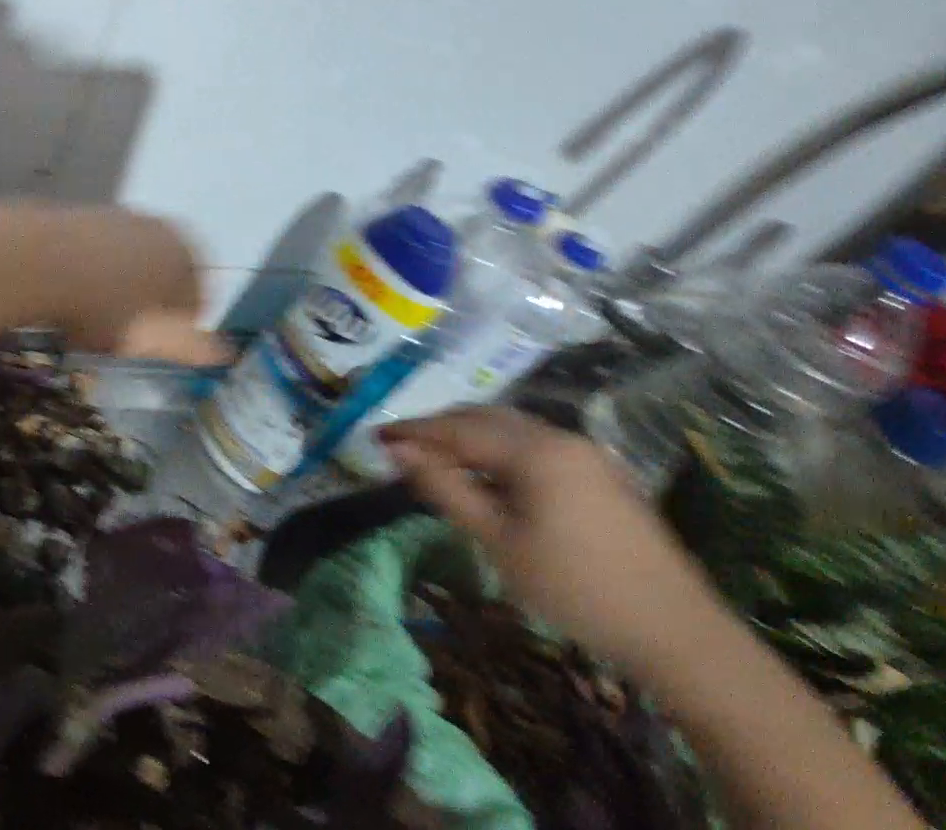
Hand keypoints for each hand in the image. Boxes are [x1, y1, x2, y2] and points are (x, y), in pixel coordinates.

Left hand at [29, 205, 226, 366]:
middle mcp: (155, 227)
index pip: (197, 294)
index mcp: (183, 254)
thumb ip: (188, 346)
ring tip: (97, 311)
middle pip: (163, 270)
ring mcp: (114, 216)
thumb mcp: (147, 338)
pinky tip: (70, 289)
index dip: (182, 323)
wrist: (35, 261)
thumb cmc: (103, 307)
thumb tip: (222, 353)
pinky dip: (89, 270)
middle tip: (130, 327)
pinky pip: (93, 251)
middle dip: (151, 299)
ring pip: (127, 257)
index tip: (161, 342)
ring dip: (119, 282)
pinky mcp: (77, 215)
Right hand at [379, 408, 719, 669]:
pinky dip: (498, 451)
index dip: (413, 432)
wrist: (677, 632)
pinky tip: (484, 476)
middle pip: (486, 419)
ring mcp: (588, 456)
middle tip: (399, 445)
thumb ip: (445, 489)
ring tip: (433, 459)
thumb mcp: (497, 541)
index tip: (374, 438)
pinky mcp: (601, 476)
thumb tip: (399, 453)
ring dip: (468, 437)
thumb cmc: (574, 588)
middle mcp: (563, 440)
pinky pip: (535, 447)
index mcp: (536, 452)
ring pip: (513, 430)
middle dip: (439, 427)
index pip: (458, 429)